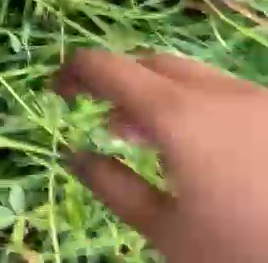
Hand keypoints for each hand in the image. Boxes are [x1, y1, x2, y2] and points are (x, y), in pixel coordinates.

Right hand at [56, 48, 267, 260]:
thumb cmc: (250, 253)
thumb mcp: (170, 234)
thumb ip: (113, 186)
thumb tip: (78, 156)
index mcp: (177, 113)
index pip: (102, 64)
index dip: (71, 73)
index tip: (59, 95)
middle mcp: (227, 98)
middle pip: (157, 65)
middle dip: (126, 85)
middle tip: (114, 124)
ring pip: (209, 86)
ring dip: (175, 104)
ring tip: (173, 150)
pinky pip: (249, 109)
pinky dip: (219, 120)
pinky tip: (227, 163)